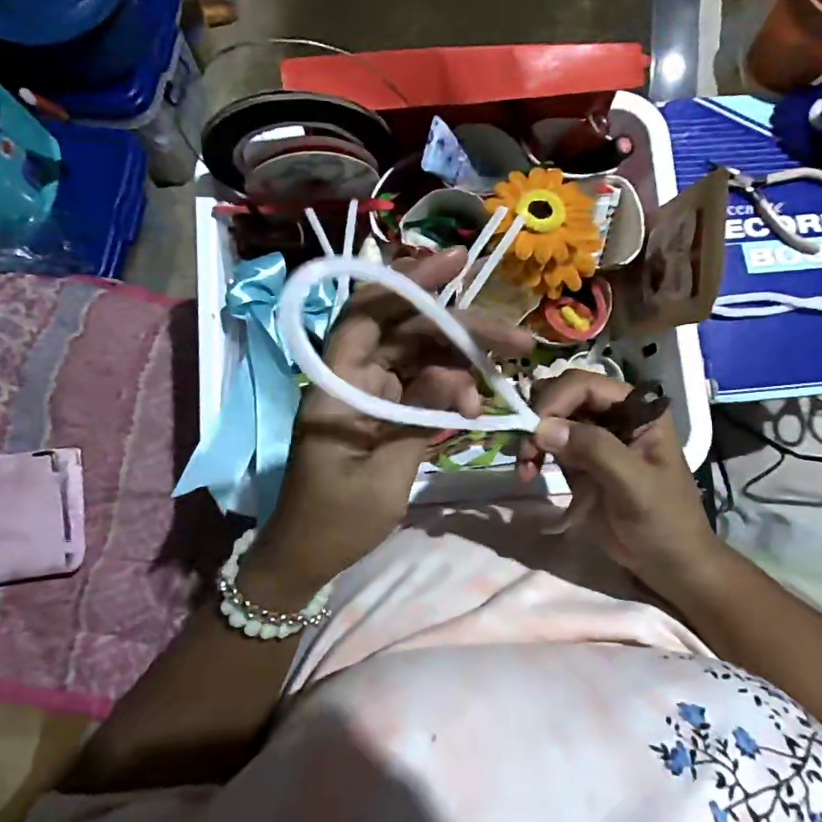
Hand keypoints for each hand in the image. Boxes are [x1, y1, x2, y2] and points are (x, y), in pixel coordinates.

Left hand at [258, 248, 534, 584]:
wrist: (306, 557)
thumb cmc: (336, 521)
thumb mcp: (384, 476)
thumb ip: (421, 420)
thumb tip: (458, 376)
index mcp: (336, 385)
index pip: (370, 314)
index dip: (409, 283)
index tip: (455, 264)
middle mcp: (352, 378)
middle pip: (407, 331)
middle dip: (461, 328)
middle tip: (515, 336)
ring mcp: (371, 393)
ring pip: (420, 356)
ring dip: (462, 359)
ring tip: (505, 370)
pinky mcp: (385, 411)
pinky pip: (422, 385)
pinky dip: (452, 388)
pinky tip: (478, 400)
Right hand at [516, 371, 718, 578]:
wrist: (669, 564)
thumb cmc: (664, 520)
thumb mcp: (635, 484)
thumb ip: (595, 450)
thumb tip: (543, 426)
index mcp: (638, 410)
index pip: (586, 385)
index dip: (556, 399)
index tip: (534, 428)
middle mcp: (615, 416)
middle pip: (564, 396)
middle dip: (539, 417)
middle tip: (526, 448)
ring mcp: (596, 438)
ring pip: (551, 419)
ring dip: (532, 437)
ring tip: (525, 467)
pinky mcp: (580, 462)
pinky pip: (549, 445)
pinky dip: (533, 454)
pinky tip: (527, 474)